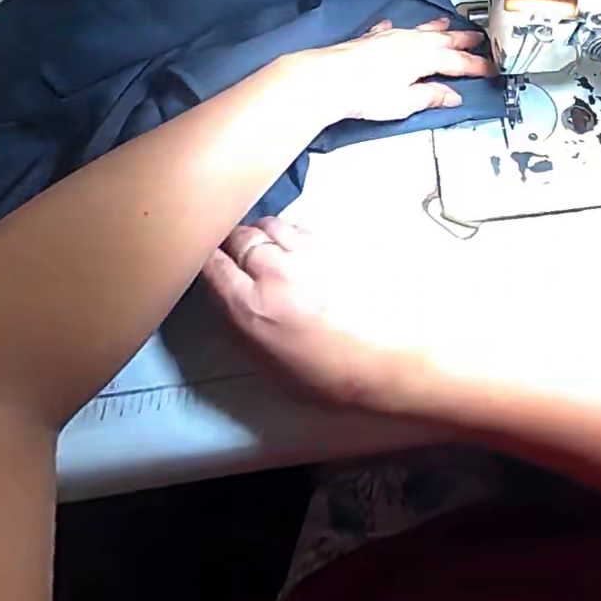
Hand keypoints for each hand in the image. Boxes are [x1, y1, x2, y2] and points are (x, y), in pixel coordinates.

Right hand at [201, 217, 437, 410]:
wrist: (393, 357)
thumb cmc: (332, 376)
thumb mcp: (271, 366)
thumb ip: (242, 325)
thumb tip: (229, 298)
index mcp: (252, 307)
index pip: (213, 265)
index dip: (207, 259)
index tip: (208, 261)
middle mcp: (275, 270)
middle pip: (240, 236)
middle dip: (234, 243)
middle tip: (239, 253)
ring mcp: (308, 250)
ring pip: (271, 223)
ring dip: (263, 233)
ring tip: (269, 246)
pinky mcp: (336, 240)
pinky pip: (302, 226)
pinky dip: (292, 232)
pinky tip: (300, 247)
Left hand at [283, 18, 491, 122]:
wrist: (328, 79)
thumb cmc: (363, 91)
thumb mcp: (404, 102)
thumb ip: (429, 96)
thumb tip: (449, 96)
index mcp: (424, 57)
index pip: (458, 62)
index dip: (477, 65)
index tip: (491, 68)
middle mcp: (409, 42)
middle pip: (444, 40)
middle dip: (463, 40)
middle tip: (479, 39)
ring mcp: (389, 38)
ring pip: (421, 30)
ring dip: (437, 29)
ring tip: (447, 25)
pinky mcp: (370, 40)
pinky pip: (391, 30)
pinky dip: (398, 30)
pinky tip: (394, 28)